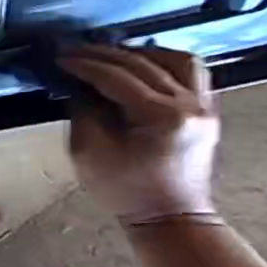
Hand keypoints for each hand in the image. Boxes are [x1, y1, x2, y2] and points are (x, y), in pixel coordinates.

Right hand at [59, 44, 219, 223]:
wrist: (169, 215)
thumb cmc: (125, 189)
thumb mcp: (88, 151)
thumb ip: (84, 112)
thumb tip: (79, 86)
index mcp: (161, 117)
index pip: (117, 77)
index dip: (84, 65)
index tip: (60, 58)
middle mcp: (191, 105)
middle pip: (144, 64)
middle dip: (104, 55)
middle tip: (74, 51)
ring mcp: (205, 106)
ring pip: (177, 60)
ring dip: (140, 52)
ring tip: (111, 53)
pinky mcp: (207, 111)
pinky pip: (191, 72)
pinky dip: (164, 61)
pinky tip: (143, 63)